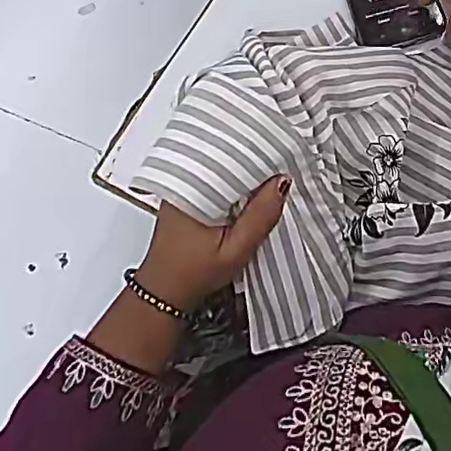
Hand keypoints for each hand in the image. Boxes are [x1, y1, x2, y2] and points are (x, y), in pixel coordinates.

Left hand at [89, 176, 291, 372]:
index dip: (263, 159)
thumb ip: (259, 217)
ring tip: (271, 175)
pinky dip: (235, 180)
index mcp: (194, 188)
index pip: (235, 158)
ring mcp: (183, 184)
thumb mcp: (235, 251)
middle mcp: (185, 180)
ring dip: (246, 170)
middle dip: (256, 162)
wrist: (164, 293)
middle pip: (229, 157)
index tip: (286, 162)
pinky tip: (250, 188)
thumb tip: (283, 181)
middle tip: (283, 168)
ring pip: (223, 166)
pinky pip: (217, 176)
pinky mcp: (187, 192)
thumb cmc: (195, 274)